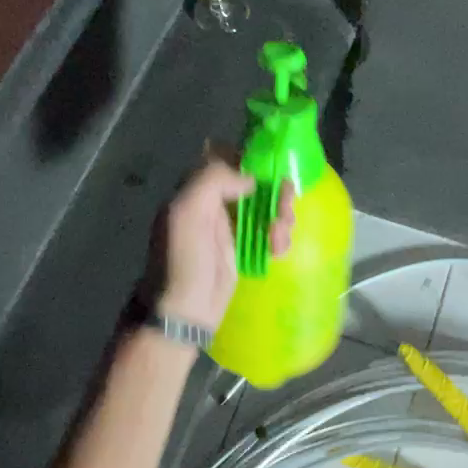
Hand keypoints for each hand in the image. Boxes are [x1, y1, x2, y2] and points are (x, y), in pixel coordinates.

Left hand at [157, 159, 294, 331]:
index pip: (227, 157)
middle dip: (275, 191)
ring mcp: (231, 226)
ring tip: (280, 236)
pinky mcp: (246, 248)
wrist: (183, 311)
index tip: (272, 167)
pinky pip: (271, 232)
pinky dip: (280, 237)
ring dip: (281, 216)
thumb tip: (250, 178)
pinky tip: (279, 249)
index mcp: (196, 188)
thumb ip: (215, 179)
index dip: (251, 158)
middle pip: (255, 181)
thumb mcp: (188, 210)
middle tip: (285, 207)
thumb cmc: (182, 258)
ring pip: (267, 206)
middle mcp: (215, 202)